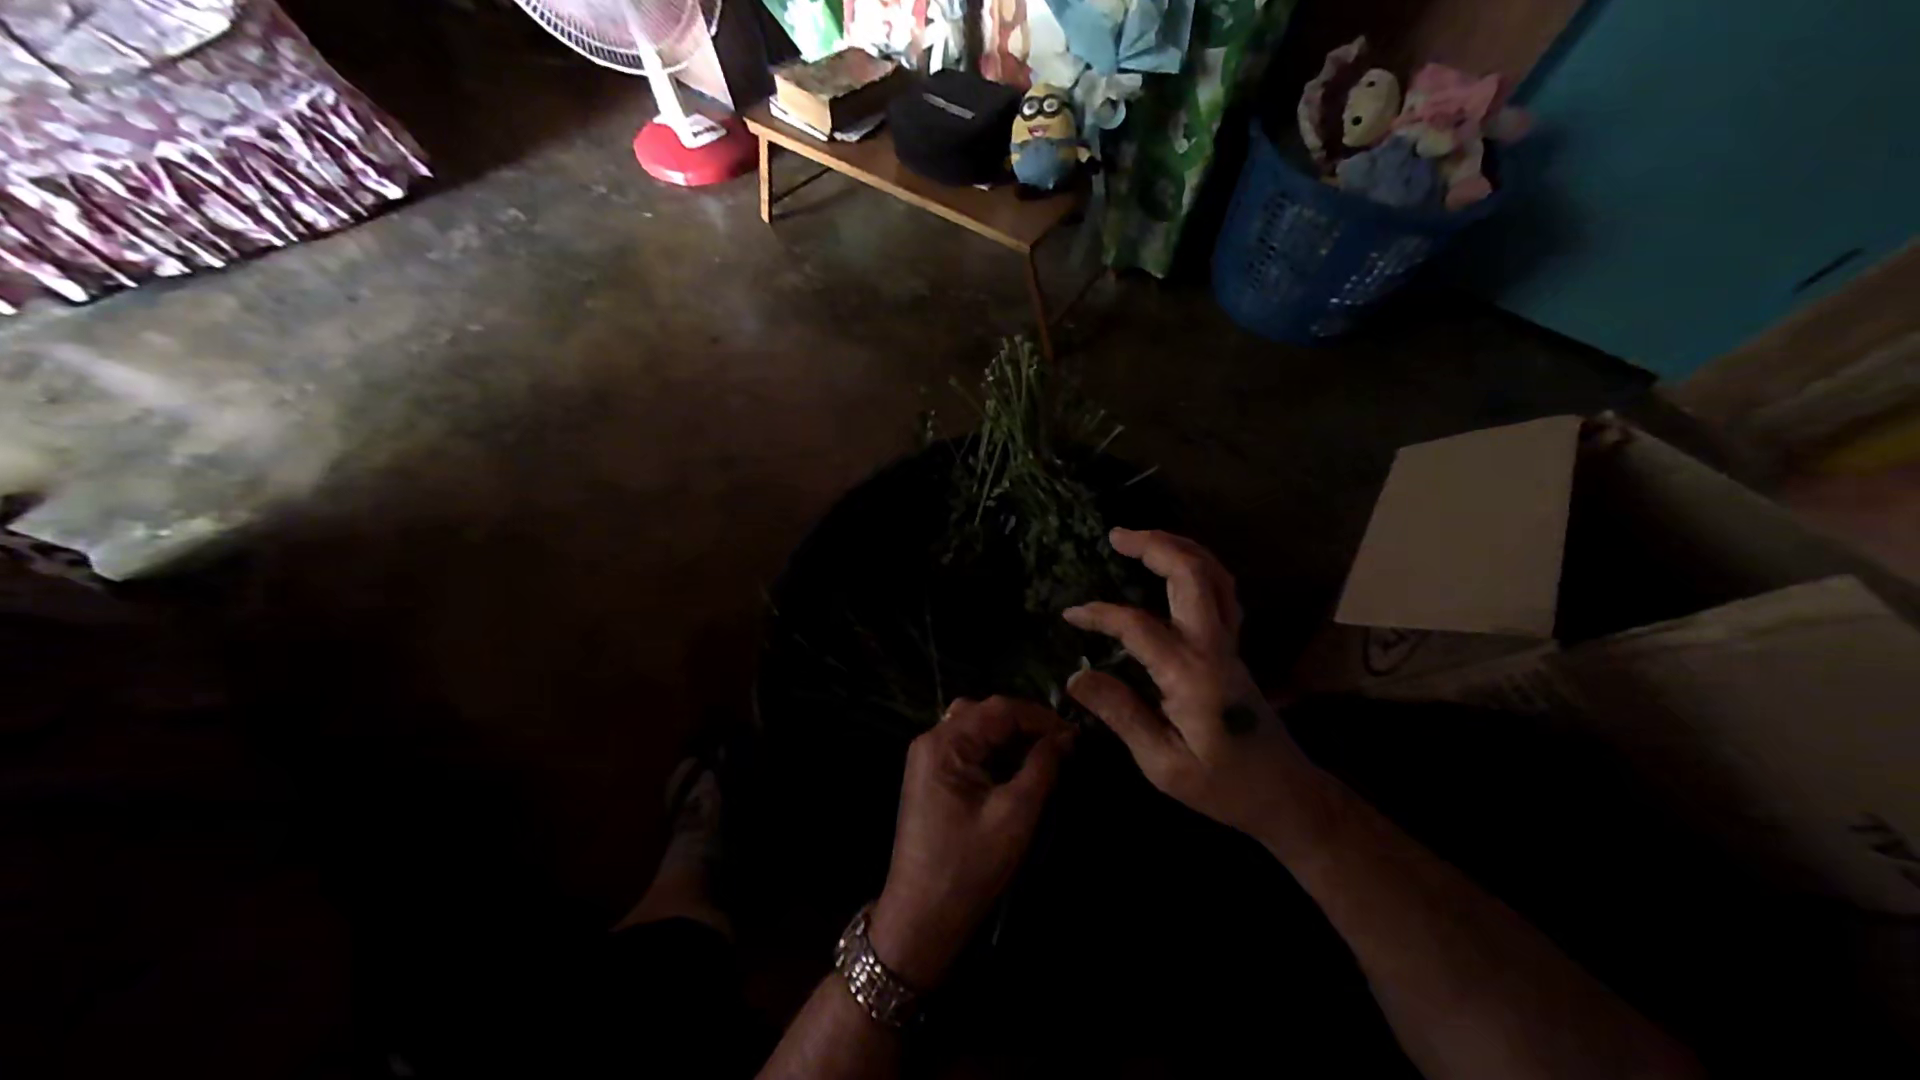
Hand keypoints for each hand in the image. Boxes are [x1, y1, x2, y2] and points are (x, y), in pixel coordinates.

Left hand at [870, 697, 1072, 987]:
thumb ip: (1041, 768)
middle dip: (1026, 724)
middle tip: (1063, 745)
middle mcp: (931, 741)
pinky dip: (996, 751)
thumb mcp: (1015, 815)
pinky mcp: (932, 777)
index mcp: (944, 744)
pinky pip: (968, 749)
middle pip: (985, 713)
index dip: (1040, 717)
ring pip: (976, 728)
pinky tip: (1019, 767)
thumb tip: (1065, 737)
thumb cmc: (968, 868)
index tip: (1075, 735)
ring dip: (1011, 736)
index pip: (999, 709)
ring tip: (1046, 754)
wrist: (921, 919)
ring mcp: (928, 759)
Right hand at [1064, 528, 1319, 837]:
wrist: (1284, 794)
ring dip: (1180, 547)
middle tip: (1115, 535)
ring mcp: (1231, 644)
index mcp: (1192, 675)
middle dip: (1155, 546)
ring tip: (1143, 538)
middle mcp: (1214, 647)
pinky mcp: (1235, 648)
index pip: (1138, 627)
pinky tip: (1176, 568)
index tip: (1070, 614)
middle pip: (1192, 576)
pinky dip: (1198, 568)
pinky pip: (1222, 592)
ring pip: (1215, 576)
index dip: (1100, 614)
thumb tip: (1076, 677)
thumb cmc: (1222, 787)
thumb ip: (1120, 715)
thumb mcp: (1162, 764)